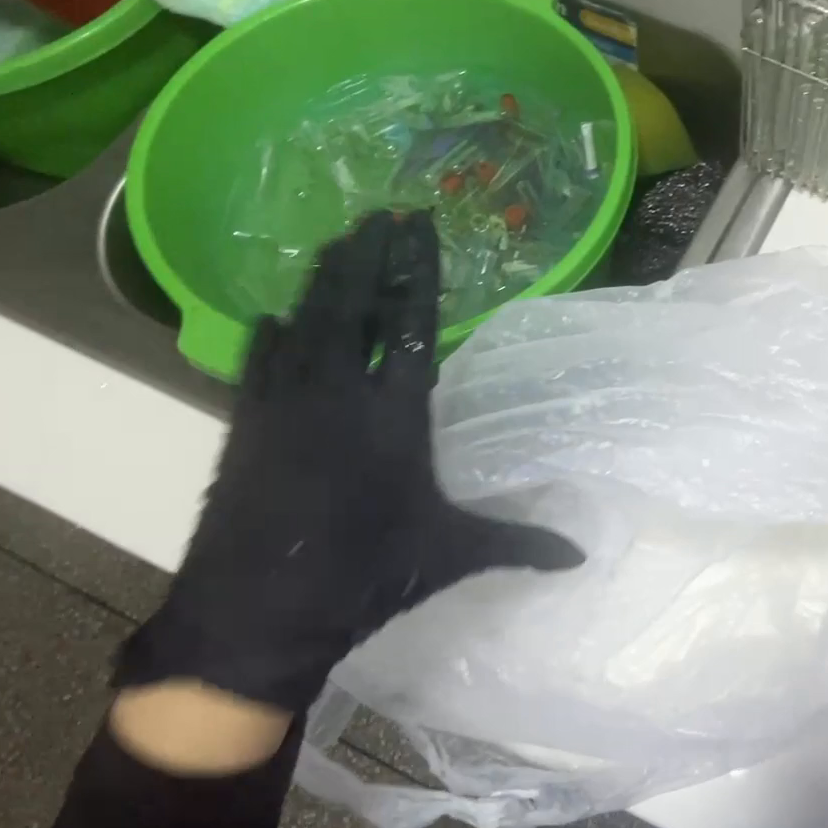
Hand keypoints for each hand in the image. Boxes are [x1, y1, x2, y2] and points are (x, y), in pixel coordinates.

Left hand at [113, 211, 583, 715]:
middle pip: (353, 308)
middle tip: (378, 215)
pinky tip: (271, 317)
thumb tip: (582, 558)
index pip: (410, 326)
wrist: (257, 613)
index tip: (418, 226)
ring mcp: (285, 407)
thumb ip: (519, 544)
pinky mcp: (245, 428)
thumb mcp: (452, 556)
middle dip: (369, 257)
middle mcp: (339, 397)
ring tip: (336, 244)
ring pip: (304, 324)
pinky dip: (269, 336)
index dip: (417, 272)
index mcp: (394, 417)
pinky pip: (259, 364)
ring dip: (322, 281)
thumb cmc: (366, 576)